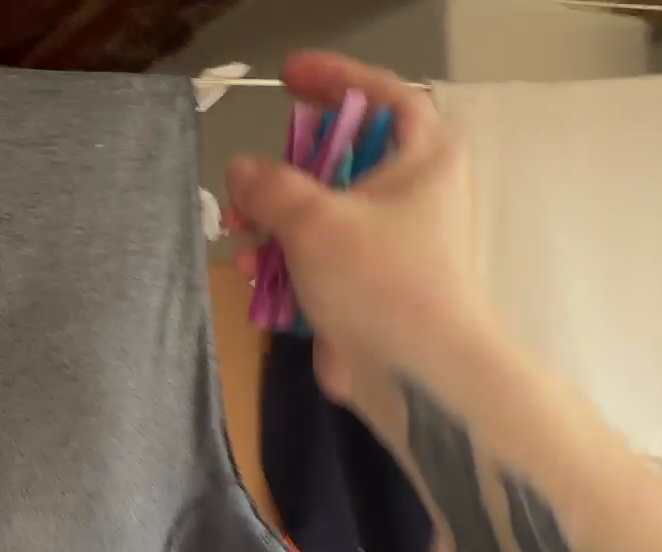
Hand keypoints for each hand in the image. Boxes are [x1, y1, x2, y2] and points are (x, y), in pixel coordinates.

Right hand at [225, 52, 492, 403]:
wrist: (412, 367)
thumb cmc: (379, 279)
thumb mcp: (316, 222)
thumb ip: (272, 188)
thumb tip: (240, 169)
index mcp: (421, 156)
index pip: (379, 96)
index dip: (334, 79)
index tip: (288, 75)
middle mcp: (407, 190)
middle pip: (336, 161)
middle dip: (281, 177)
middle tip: (242, 188)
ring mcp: (384, 239)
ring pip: (315, 214)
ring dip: (271, 228)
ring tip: (240, 245)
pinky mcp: (361, 280)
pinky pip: (313, 256)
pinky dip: (282, 262)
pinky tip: (254, 276)